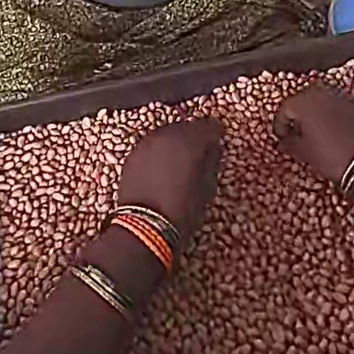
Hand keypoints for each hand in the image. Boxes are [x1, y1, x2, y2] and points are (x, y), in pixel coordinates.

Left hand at [115, 118, 223, 243]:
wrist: (144, 227)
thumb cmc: (182, 210)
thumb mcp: (207, 187)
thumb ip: (211, 161)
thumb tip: (212, 149)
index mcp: (189, 141)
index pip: (207, 126)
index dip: (215, 131)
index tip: (219, 135)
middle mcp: (166, 136)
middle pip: (185, 127)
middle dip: (195, 135)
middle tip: (203, 147)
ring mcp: (147, 144)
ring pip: (167, 134)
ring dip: (176, 142)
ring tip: (184, 157)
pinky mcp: (133, 155)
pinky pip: (152, 145)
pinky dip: (161, 150)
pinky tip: (165, 164)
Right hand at [272, 86, 353, 184]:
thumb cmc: (331, 156)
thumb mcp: (305, 153)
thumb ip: (290, 142)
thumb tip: (286, 140)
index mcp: (305, 103)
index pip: (284, 108)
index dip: (280, 124)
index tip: (281, 137)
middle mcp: (323, 94)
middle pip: (304, 101)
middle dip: (299, 116)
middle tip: (297, 134)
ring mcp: (344, 99)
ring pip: (324, 103)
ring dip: (317, 115)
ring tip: (317, 135)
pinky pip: (340, 109)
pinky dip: (335, 118)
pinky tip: (336, 134)